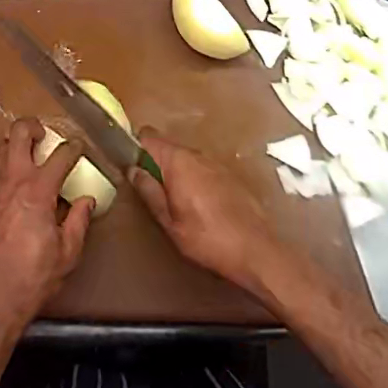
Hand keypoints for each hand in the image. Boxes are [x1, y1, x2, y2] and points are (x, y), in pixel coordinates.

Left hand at [0, 118, 93, 326]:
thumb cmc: (31, 277)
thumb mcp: (67, 252)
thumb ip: (79, 221)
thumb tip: (86, 202)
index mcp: (38, 190)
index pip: (60, 156)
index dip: (74, 148)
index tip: (80, 148)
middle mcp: (13, 181)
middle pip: (19, 133)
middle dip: (34, 126)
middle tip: (45, 134)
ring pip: (2, 148)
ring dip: (16, 144)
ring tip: (30, 154)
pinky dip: (6, 166)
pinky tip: (17, 183)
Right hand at [129, 128, 296, 299]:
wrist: (257, 251)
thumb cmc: (208, 239)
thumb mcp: (170, 222)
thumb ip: (150, 192)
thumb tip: (133, 171)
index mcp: (178, 161)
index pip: (148, 136)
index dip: (136, 146)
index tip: (130, 165)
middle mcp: (197, 154)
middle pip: (168, 148)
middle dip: (156, 165)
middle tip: (153, 193)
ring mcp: (216, 163)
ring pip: (186, 160)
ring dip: (177, 174)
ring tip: (177, 205)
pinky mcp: (230, 176)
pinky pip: (203, 170)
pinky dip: (196, 181)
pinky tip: (200, 208)